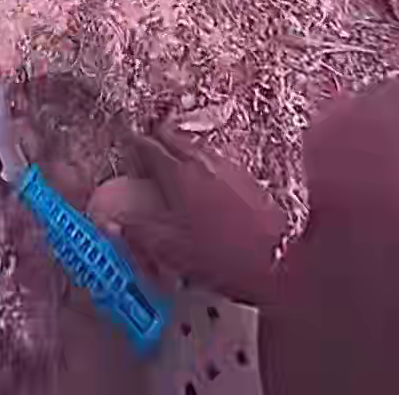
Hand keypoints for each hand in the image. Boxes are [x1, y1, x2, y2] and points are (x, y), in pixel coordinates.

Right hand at [95, 125, 287, 304]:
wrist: (283, 262)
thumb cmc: (223, 256)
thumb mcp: (171, 250)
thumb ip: (138, 230)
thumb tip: (114, 220)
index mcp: (176, 172)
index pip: (145, 145)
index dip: (131, 145)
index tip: (124, 150)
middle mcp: (199, 160)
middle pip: (169, 136)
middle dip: (154, 140)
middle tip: (145, 153)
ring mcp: (224, 166)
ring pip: (192, 145)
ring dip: (178, 149)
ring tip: (172, 166)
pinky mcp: (246, 177)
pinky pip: (212, 158)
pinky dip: (200, 163)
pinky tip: (203, 183)